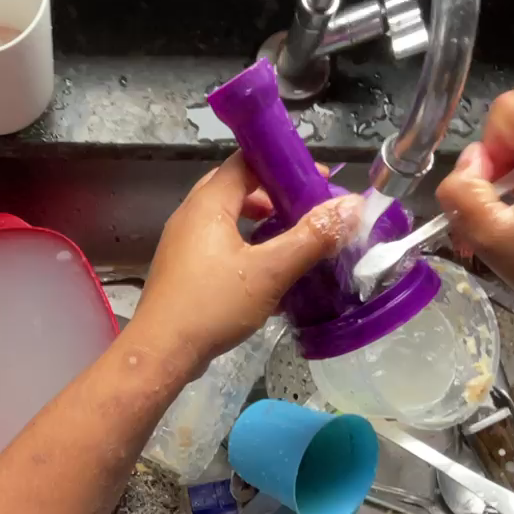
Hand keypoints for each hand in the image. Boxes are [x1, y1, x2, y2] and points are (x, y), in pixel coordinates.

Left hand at [129, 152, 361, 370]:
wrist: (161, 352)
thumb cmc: (212, 305)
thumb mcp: (269, 272)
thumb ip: (311, 238)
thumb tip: (352, 206)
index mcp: (208, 204)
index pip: (245, 161)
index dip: (282, 164)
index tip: (316, 180)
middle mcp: (190, 216)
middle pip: (236, 188)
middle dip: (274, 194)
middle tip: (306, 208)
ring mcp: (183, 245)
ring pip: (227, 220)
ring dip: (260, 223)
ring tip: (291, 238)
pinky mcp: (182, 271)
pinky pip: (218, 246)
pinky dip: (245, 248)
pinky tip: (267, 272)